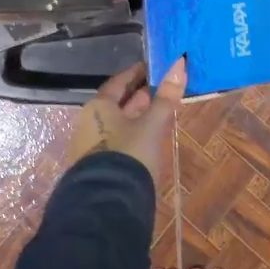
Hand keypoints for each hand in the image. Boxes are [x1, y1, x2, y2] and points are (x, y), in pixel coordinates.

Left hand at [66, 60, 185, 184]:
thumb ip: (166, 97)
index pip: (118, 82)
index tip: (152, 68)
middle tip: (161, 87)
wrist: (107, 206)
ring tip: (159, 111)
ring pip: (116, 123)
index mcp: (98, 107)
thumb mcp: (152, 125)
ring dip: (136, 115)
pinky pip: (115, 140)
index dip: (135, 74)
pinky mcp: (96, 166)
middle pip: (116, 103)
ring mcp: (90, 146)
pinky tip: (147, 137)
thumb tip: (180, 62)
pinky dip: (131, 133)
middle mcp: (89, 122)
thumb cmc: (129, 155)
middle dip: (138, 95)